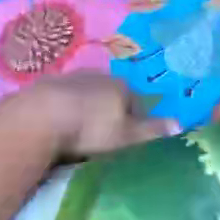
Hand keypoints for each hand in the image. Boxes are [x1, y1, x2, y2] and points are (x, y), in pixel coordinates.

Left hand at [1, 73, 179, 159]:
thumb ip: (152, 130)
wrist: (39, 116)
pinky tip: (60, 132)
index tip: (130, 144)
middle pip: (109, 98)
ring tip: (81, 141)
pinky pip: (62, 103)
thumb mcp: (127, 135)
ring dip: (85, 115)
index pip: (136, 103)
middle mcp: (97, 75)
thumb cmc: (91, 127)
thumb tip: (180, 124)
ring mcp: (69, 79)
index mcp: (121, 85)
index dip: (136, 123)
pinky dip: (64, 115)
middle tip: (105, 144)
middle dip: (109, 117)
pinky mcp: (45, 88)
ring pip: (85, 98)